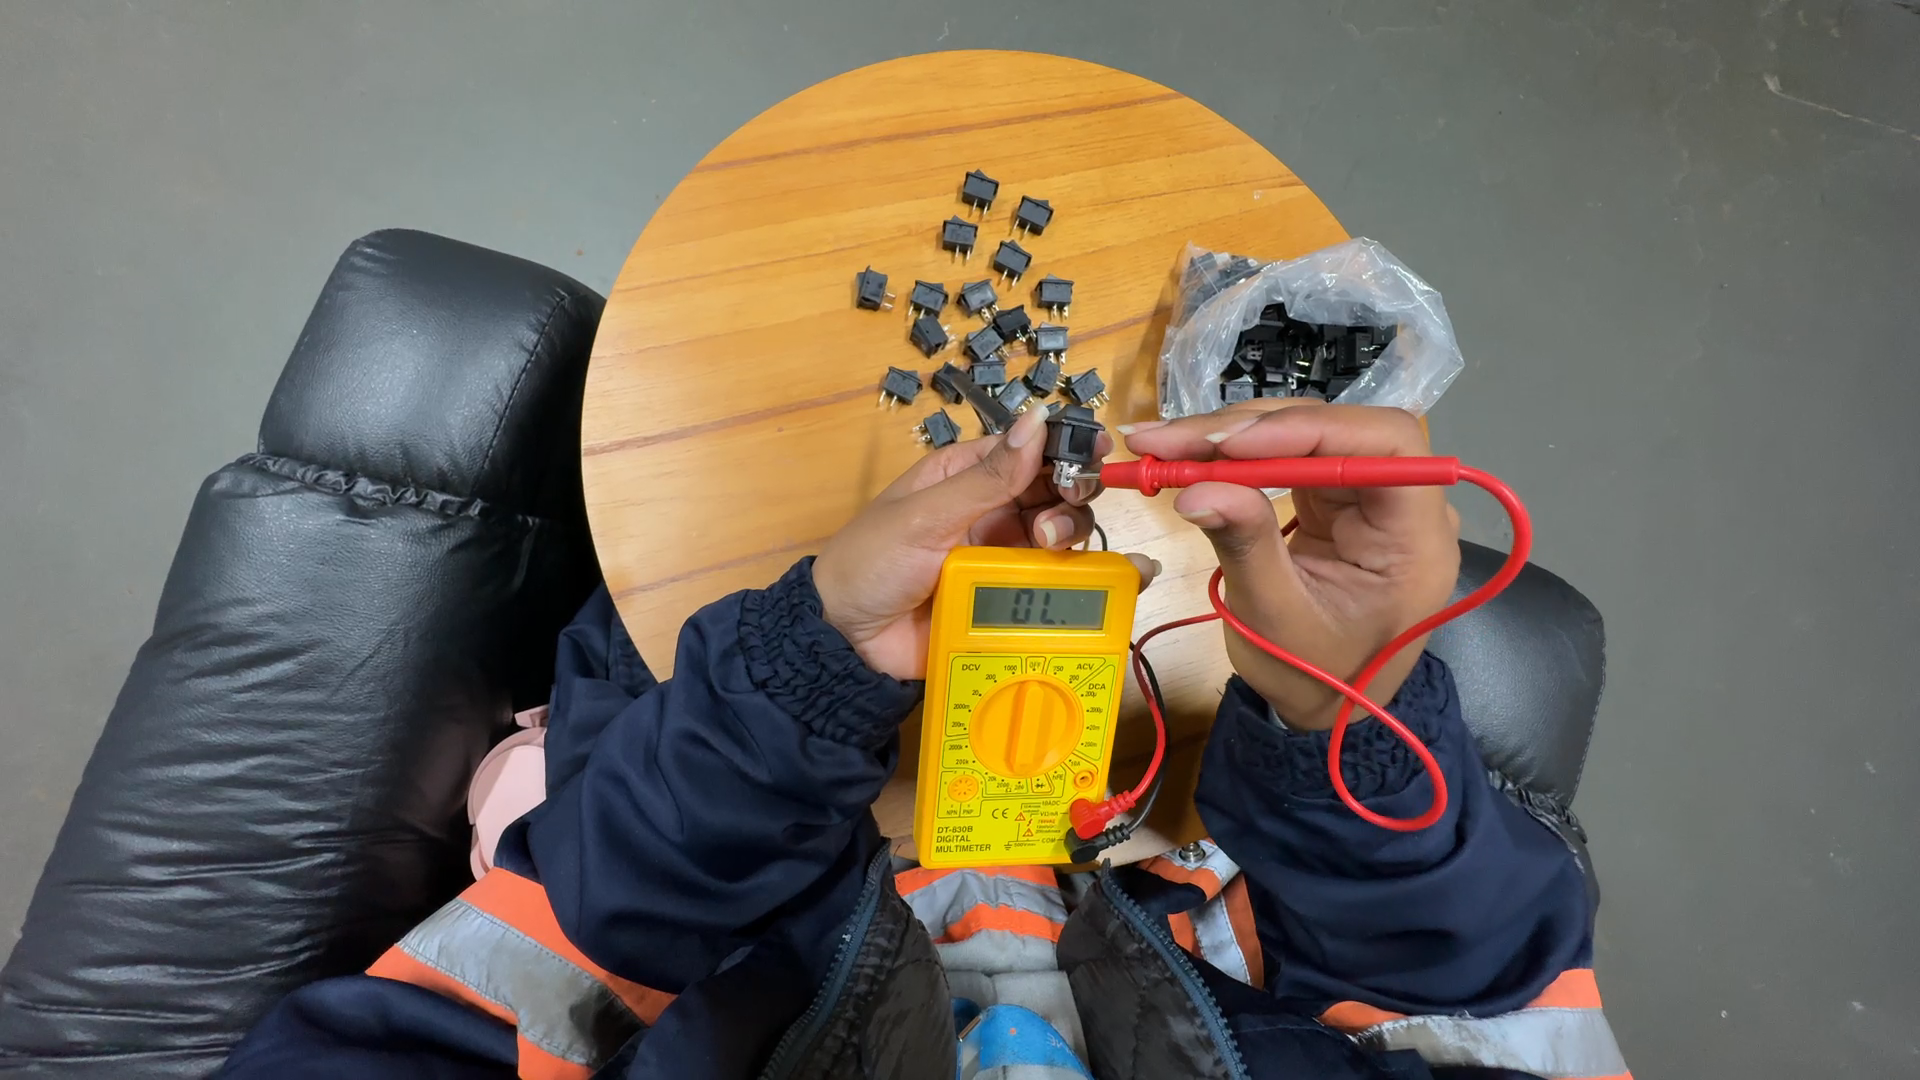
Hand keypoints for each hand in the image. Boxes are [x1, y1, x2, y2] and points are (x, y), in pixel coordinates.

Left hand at [815, 407, 1155, 680]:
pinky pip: (1060, 586)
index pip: (1029, 450)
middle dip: (1069, 493)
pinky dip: (1096, 579)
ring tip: (1049, 545)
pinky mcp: (1012, 601)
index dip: (1064, 447)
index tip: (1094, 449)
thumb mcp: (925, 514)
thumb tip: (1039, 418)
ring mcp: (1005, 558)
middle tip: (1052, 512)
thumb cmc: (873, 562)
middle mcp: (993, 513)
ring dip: (1072, 533)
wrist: (847, 640)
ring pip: (1064, 536)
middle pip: (1056, 491)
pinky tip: (1129, 578)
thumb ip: (986, 476)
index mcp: (967, 477)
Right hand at [1121, 401, 1458, 729]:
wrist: (1321, 705)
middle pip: (1331, 430)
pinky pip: (1282, 459)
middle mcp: (1398, 503)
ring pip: (1299, 436)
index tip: (1230, 445)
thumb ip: (1245, 546)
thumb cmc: (1311, 674)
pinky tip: (1186, 456)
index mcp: (1415, 537)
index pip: (1384, 444)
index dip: (1308, 430)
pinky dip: (1230, 456)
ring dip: (1226, 437)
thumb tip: (1195, 490)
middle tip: (1166, 442)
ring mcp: (1363, 498)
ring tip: (1160, 446)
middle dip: (1244, 430)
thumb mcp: (1274, 617)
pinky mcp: (1330, 500)